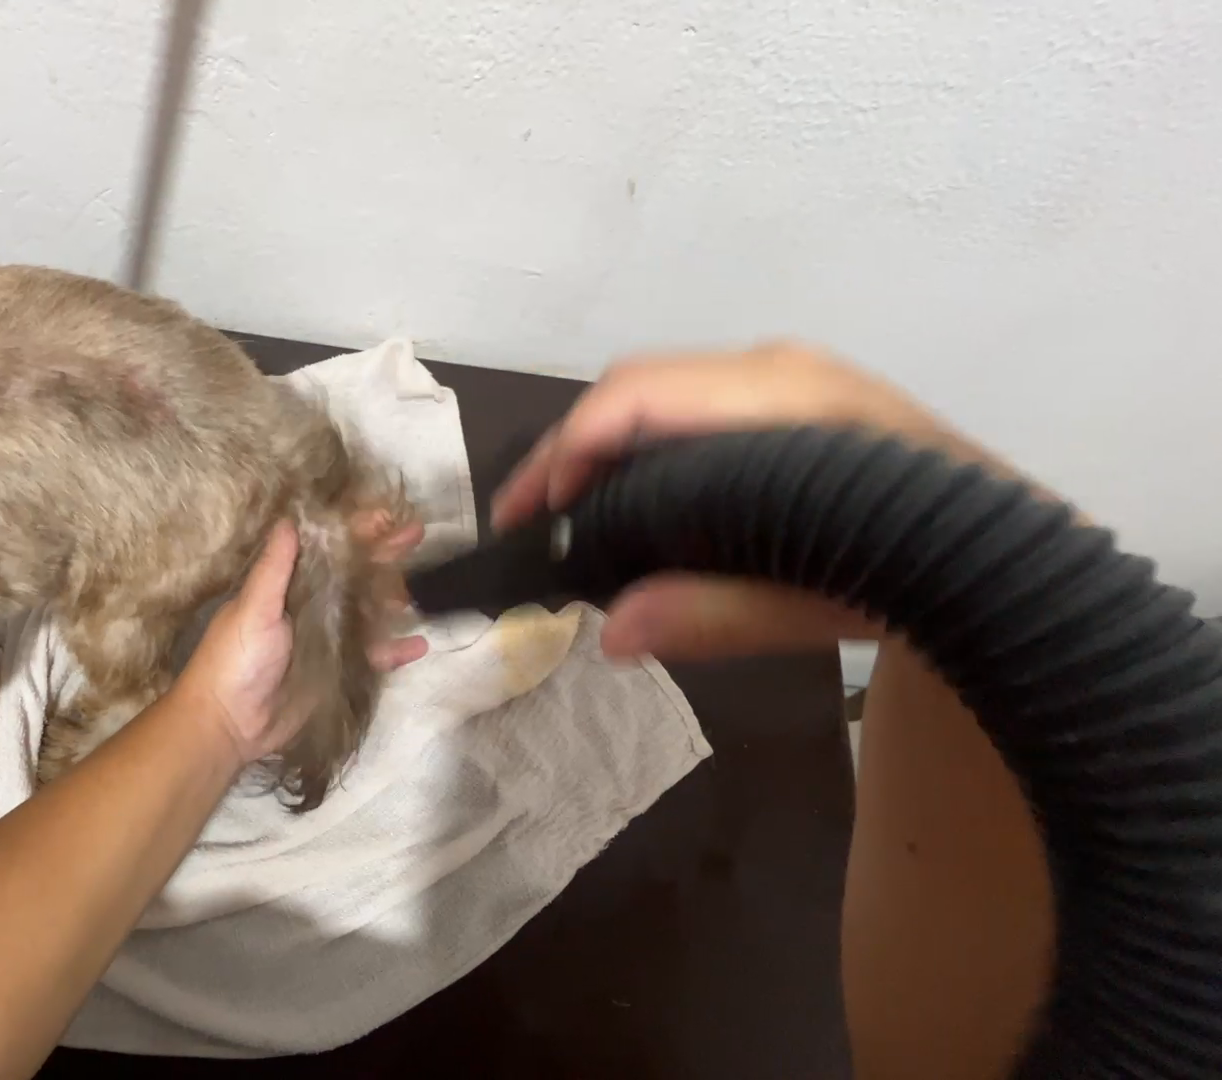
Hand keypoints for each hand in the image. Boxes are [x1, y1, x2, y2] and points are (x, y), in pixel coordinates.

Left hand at [175, 515, 427, 767]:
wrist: (228, 723)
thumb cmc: (234, 658)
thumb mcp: (253, 608)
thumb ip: (274, 568)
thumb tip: (289, 520)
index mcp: (287, 585)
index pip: (326, 549)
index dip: (355, 530)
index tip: (385, 515)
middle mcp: (311, 606)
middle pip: (354, 574)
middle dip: (384, 554)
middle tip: (415, 533)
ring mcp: (327, 639)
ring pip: (369, 611)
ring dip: (392, 598)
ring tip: (415, 593)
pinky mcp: (338, 672)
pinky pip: (372, 656)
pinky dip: (394, 651)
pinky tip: (419, 645)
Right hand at [490, 342, 990, 661]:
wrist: (1000, 546)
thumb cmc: (925, 568)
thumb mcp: (826, 604)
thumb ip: (722, 616)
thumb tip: (608, 634)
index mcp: (792, 402)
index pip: (643, 395)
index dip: (571, 447)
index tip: (530, 516)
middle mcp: (773, 370)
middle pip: (628, 387)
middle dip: (560, 452)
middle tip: (520, 521)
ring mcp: (768, 376)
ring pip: (639, 394)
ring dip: (583, 451)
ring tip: (549, 513)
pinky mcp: (760, 397)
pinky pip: (663, 407)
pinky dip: (617, 449)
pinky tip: (603, 497)